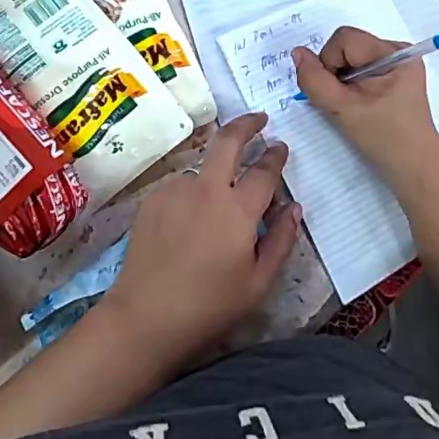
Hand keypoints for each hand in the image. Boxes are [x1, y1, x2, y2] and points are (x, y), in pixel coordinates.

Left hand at [101, 113, 300, 368]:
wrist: (145, 318)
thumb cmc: (210, 307)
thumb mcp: (258, 283)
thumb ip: (280, 239)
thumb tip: (293, 206)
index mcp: (238, 209)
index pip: (264, 170)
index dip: (276, 155)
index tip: (281, 147)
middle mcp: (207, 189)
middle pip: (228, 140)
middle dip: (247, 124)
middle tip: (259, 120)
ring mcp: (176, 190)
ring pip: (202, 166)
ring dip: (216, 171)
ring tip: (217, 204)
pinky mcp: (152, 199)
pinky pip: (181, 186)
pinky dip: (193, 193)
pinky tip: (189, 222)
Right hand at [293, 27, 438, 193]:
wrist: (414, 168)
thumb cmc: (384, 139)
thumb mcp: (342, 109)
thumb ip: (314, 79)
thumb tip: (298, 53)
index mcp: (395, 54)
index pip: (344, 39)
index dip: (329, 63)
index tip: (337, 93)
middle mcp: (399, 50)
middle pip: (347, 44)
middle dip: (336, 70)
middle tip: (345, 100)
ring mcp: (398, 62)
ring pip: (351, 55)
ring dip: (342, 77)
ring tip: (354, 103)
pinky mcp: (394, 73)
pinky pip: (360, 65)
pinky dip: (352, 81)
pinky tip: (360, 102)